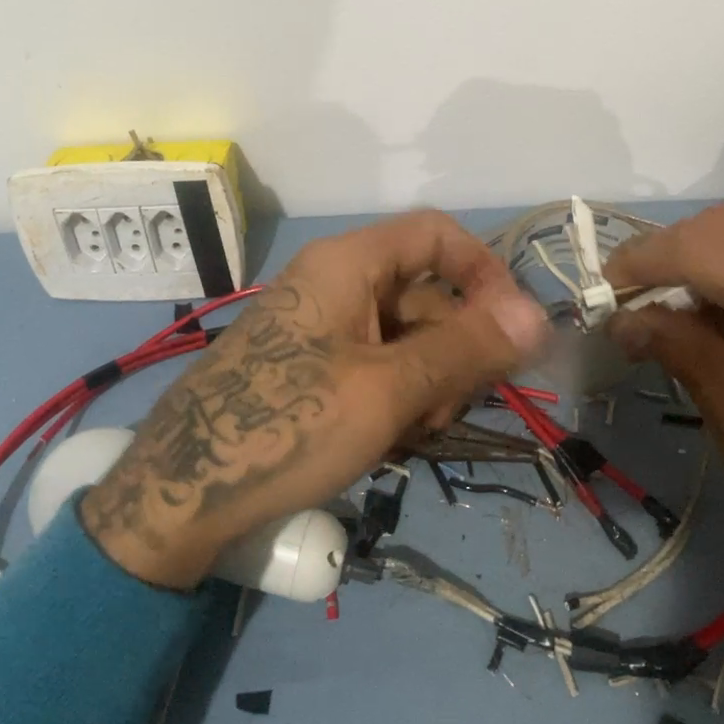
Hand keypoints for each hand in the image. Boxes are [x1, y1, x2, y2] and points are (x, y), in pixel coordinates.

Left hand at [80, 210, 549, 588]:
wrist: (184, 488)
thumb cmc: (288, 425)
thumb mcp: (388, 389)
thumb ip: (465, 348)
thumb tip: (539, 313)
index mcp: (348, 264)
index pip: (437, 235)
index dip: (483, 273)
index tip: (511, 333)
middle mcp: (333, 283)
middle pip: (425, 294)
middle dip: (451, 351)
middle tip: (444, 411)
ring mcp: (318, 327)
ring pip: (403, 338)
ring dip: (424, 384)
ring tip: (406, 435)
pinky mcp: (307, 367)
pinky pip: (372, 366)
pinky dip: (391, 397)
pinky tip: (381, 441)